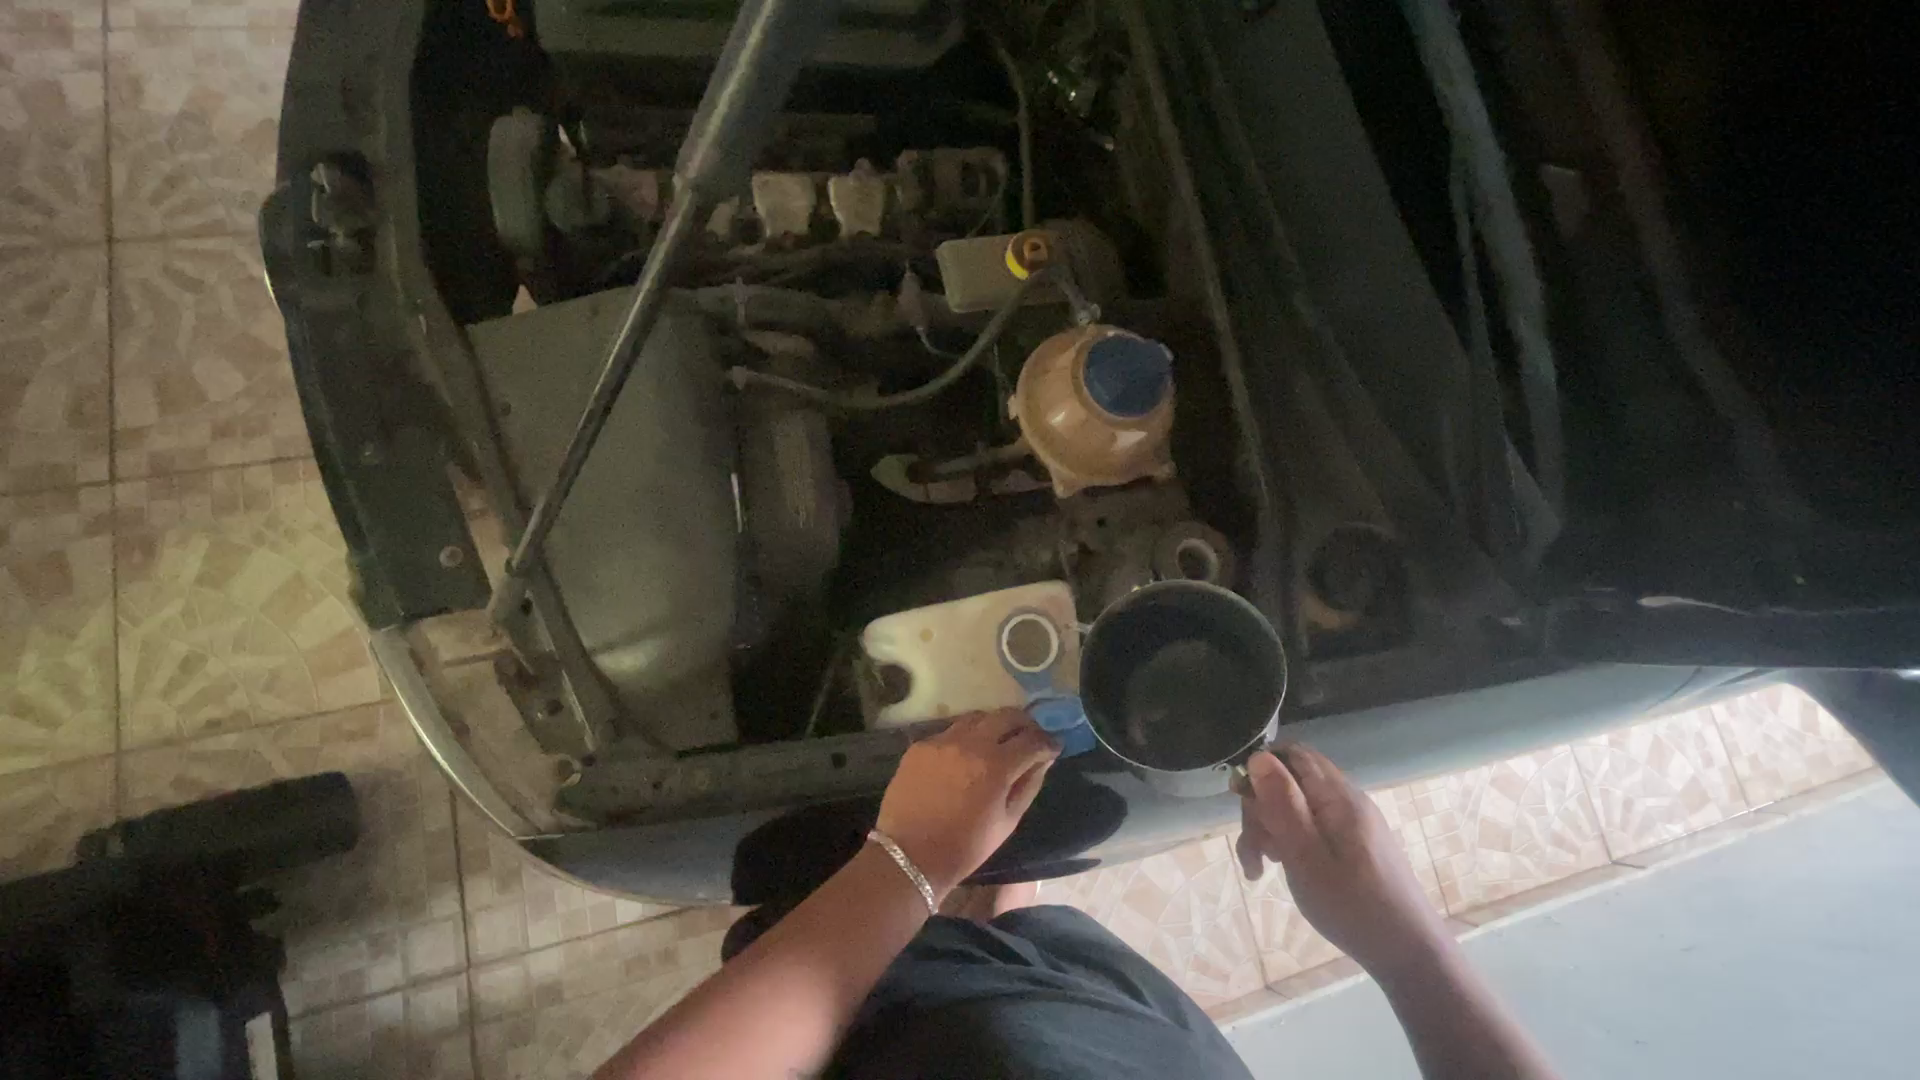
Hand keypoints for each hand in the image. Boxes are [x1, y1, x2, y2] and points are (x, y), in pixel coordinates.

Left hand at [875, 708, 1059, 896]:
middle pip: (1006, 715)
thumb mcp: (1007, 822)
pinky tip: (966, 755)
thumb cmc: (965, 847)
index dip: (1048, 742)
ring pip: (977, 717)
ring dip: (994, 725)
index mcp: (995, 766)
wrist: (909, 855)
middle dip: (1025, 723)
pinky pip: (951, 731)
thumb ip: (1028, 785)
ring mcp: (941, 740)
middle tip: (1030, 737)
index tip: (1053, 747)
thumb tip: (1043, 759)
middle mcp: (969, 743)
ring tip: (999, 741)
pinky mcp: (920, 745)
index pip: (1032, 739)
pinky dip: (966, 737)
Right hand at [1236, 743, 1446, 971]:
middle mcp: (1346, 800)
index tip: (1241, 802)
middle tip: (1253, 851)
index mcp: (1337, 797)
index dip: (1260, 768)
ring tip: (1261, 867)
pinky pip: (1311, 825)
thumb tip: (1258, 757)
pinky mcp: (1353, 842)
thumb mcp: (1306, 856)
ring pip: (1296, 805)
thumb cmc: (1352, 907)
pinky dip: (1289, 840)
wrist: (1408, 954)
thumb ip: (1282, 805)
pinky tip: (1282, 867)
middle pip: (1289, 780)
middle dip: (1261, 807)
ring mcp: (1351, 821)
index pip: (1292, 754)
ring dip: (1270, 828)